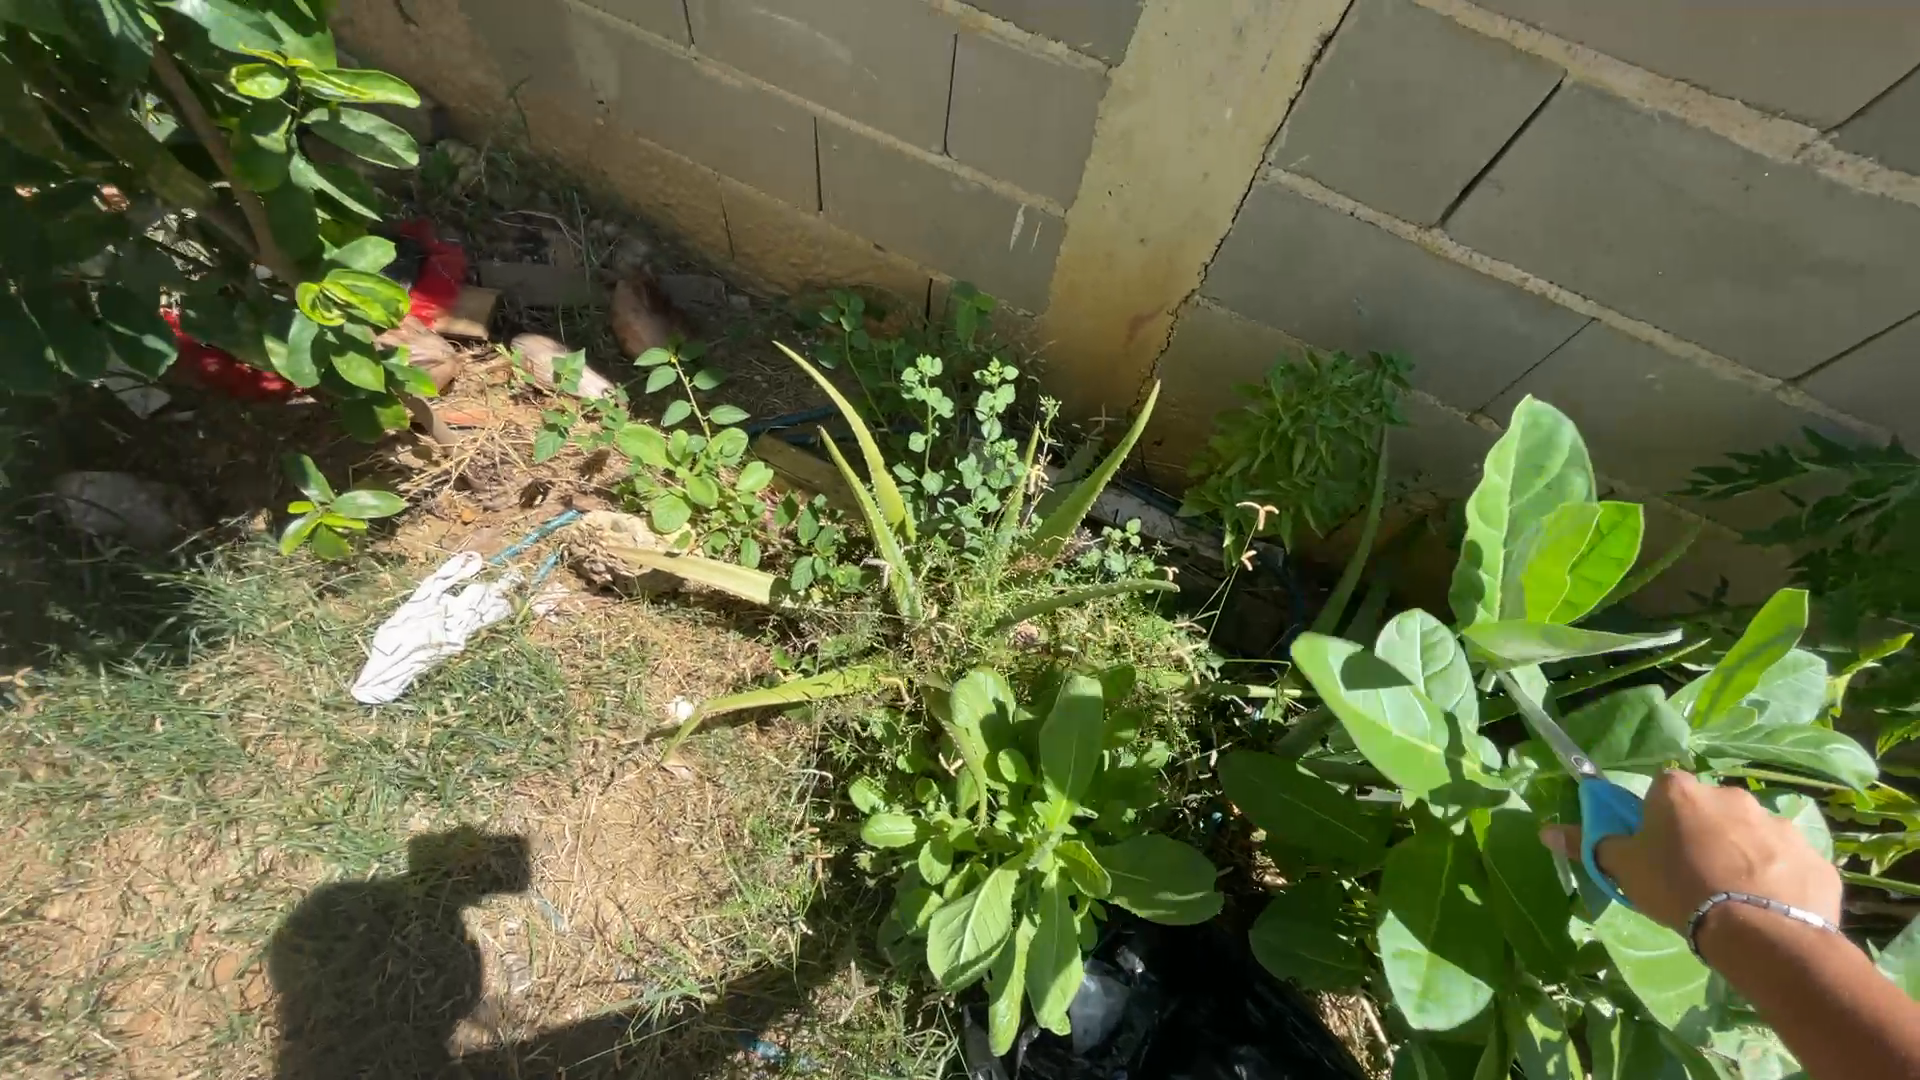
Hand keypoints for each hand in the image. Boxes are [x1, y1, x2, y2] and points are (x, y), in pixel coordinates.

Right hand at [1539, 769, 1840, 932]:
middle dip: (1703, 829)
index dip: (1658, 813)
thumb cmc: (1677, 886)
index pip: (1663, 788)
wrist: (1761, 934)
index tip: (1656, 839)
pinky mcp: (1817, 861)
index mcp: (1679, 791)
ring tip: (1733, 890)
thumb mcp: (1620, 865)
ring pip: (1752, 834)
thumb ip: (1585, 843)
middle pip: (1710, 807)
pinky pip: (1789, 862)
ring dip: (1742, 851)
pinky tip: (1766, 903)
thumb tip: (1544, 830)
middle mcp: (1731, 797)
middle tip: (1692, 866)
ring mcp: (1781, 827)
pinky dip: (1778, 876)